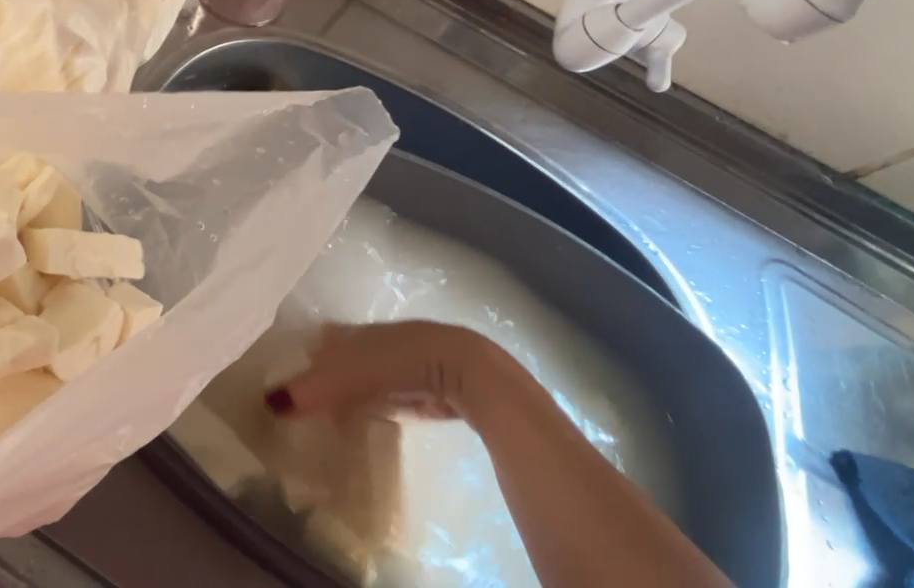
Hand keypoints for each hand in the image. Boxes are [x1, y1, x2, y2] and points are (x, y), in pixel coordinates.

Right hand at [268, 321, 733, 587]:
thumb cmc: (617, 580)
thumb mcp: (535, 573)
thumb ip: (431, 568)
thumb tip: (309, 571)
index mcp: (551, 463)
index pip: (453, 364)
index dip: (365, 364)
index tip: (296, 400)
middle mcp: (556, 436)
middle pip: (451, 349)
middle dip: (363, 356)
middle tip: (296, 388)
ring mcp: (560, 448)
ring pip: (465, 366)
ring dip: (389, 365)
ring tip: (328, 389)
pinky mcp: (559, 469)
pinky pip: (479, 394)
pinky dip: (422, 386)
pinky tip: (394, 410)